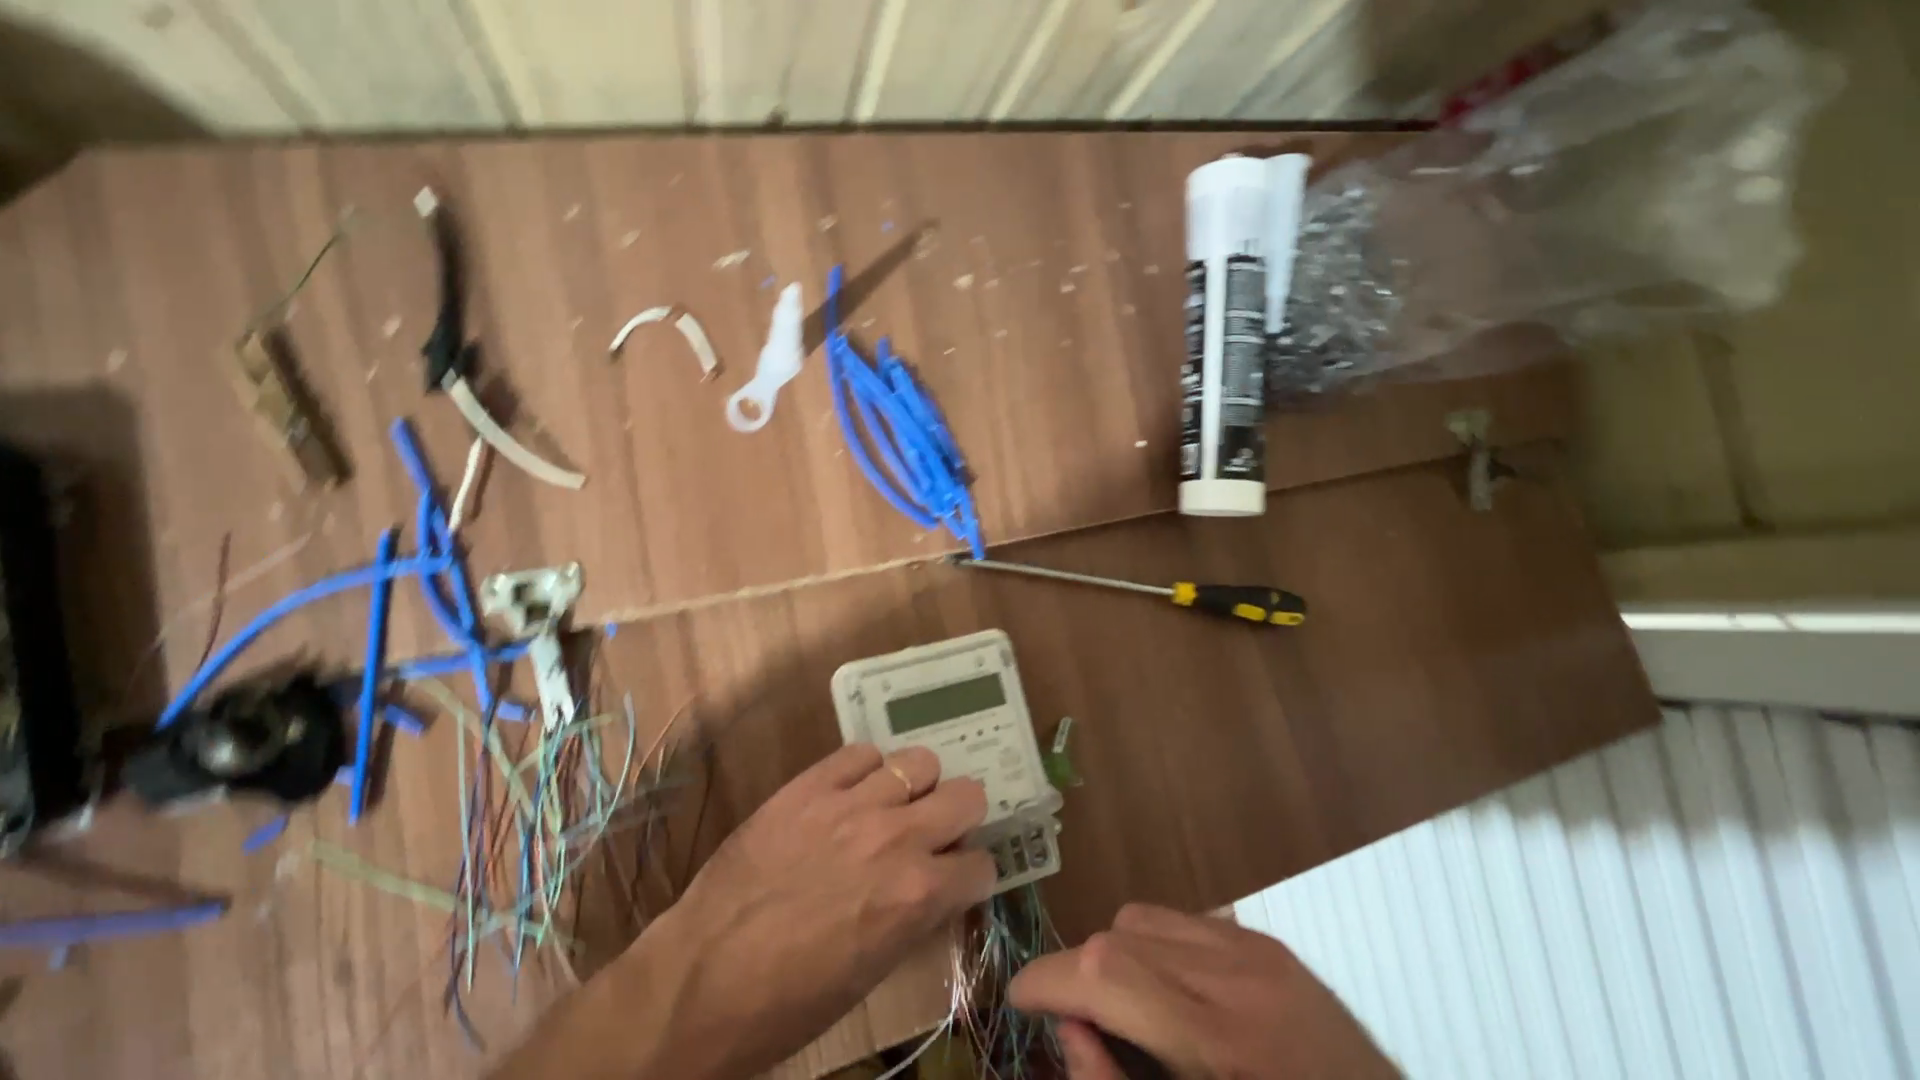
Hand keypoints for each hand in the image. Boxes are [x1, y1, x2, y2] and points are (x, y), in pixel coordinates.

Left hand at [490, 743, 994, 1079]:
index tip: (955, 879)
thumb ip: (915, 917)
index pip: (982, 864)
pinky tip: (851, 793)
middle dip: (958, 819)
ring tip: (891, 807)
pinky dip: (864, 770)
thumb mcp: (874, 971)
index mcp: (919, 895)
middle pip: (967, 795)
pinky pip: (858, 752)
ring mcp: (850, 805)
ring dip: (915, 787)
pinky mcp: (806, 787)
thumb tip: (932, 888)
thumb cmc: (790, 1002)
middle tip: (933, 835)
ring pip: (919, 762)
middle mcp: (897, 838)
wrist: (701, 982)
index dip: (969, 875)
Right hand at [1010, 903, 1396, 1078]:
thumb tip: (1065, 1026)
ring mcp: (1260, 953)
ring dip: (1116, 956)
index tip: (1020, 1002)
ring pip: (1144, 919)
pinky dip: (1155, 948)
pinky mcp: (1272, 947)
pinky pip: (1185, 922)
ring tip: (1128, 1010)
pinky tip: (1172, 996)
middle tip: (1075, 1023)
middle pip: (1119, 938)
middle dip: (1077, 975)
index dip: (1047, 979)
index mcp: (1220, 1043)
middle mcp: (1239, 978)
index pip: (1106, 972)